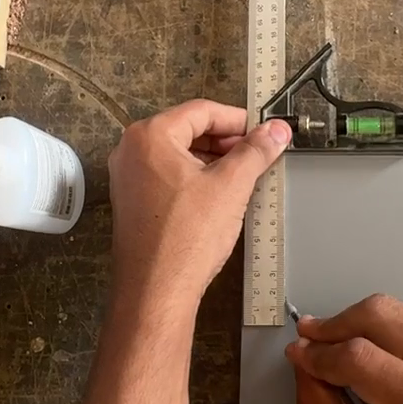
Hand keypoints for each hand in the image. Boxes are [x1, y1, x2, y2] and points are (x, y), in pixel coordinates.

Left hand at [106, 100, 291, 307]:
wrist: (156, 292)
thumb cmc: (185, 238)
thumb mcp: (231, 185)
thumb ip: (256, 151)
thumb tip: (276, 131)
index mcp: (150, 136)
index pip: (202, 111)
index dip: (237, 119)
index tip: (262, 131)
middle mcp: (131, 151)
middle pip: (187, 129)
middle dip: (225, 140)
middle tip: (255, 153)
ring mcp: (127, 178)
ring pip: (177, 153)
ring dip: (211, 159)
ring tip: (241, 175)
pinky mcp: (131, 202)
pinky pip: (166, 175)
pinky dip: (194, 177)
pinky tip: (217, 194)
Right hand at [287, 295, 402, 403]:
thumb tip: (304, 368)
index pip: (359, 357)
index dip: (319, 353)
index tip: (297, 354)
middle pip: (377, 317)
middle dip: (334, 325)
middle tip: (308, 340)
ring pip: (393, 310)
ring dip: (355, 321)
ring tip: (330, 343)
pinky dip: (379, 327)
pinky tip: (363, 348)